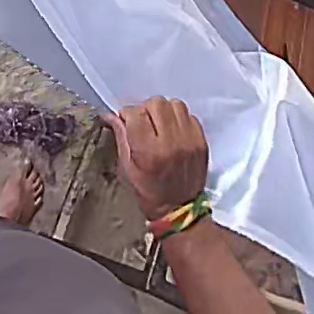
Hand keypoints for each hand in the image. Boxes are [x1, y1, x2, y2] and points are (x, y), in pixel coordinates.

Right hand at [105, 97, 208, 219]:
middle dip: (145, 110)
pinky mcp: (202, 140)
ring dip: (163, 111)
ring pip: (174, 104)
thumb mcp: (127, 168)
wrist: (180, 210)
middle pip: (156, 103)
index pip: (136, 114)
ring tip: (159, 124)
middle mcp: (172, 142)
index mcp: (150, 151)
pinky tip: (172, 131)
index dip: (127, 114)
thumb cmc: (149, 192)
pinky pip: (189, 115)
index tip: (125, 122)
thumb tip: (111, 116)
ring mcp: (190, 140)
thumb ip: (121, 137)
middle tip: (143, 123)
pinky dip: (178, 118)